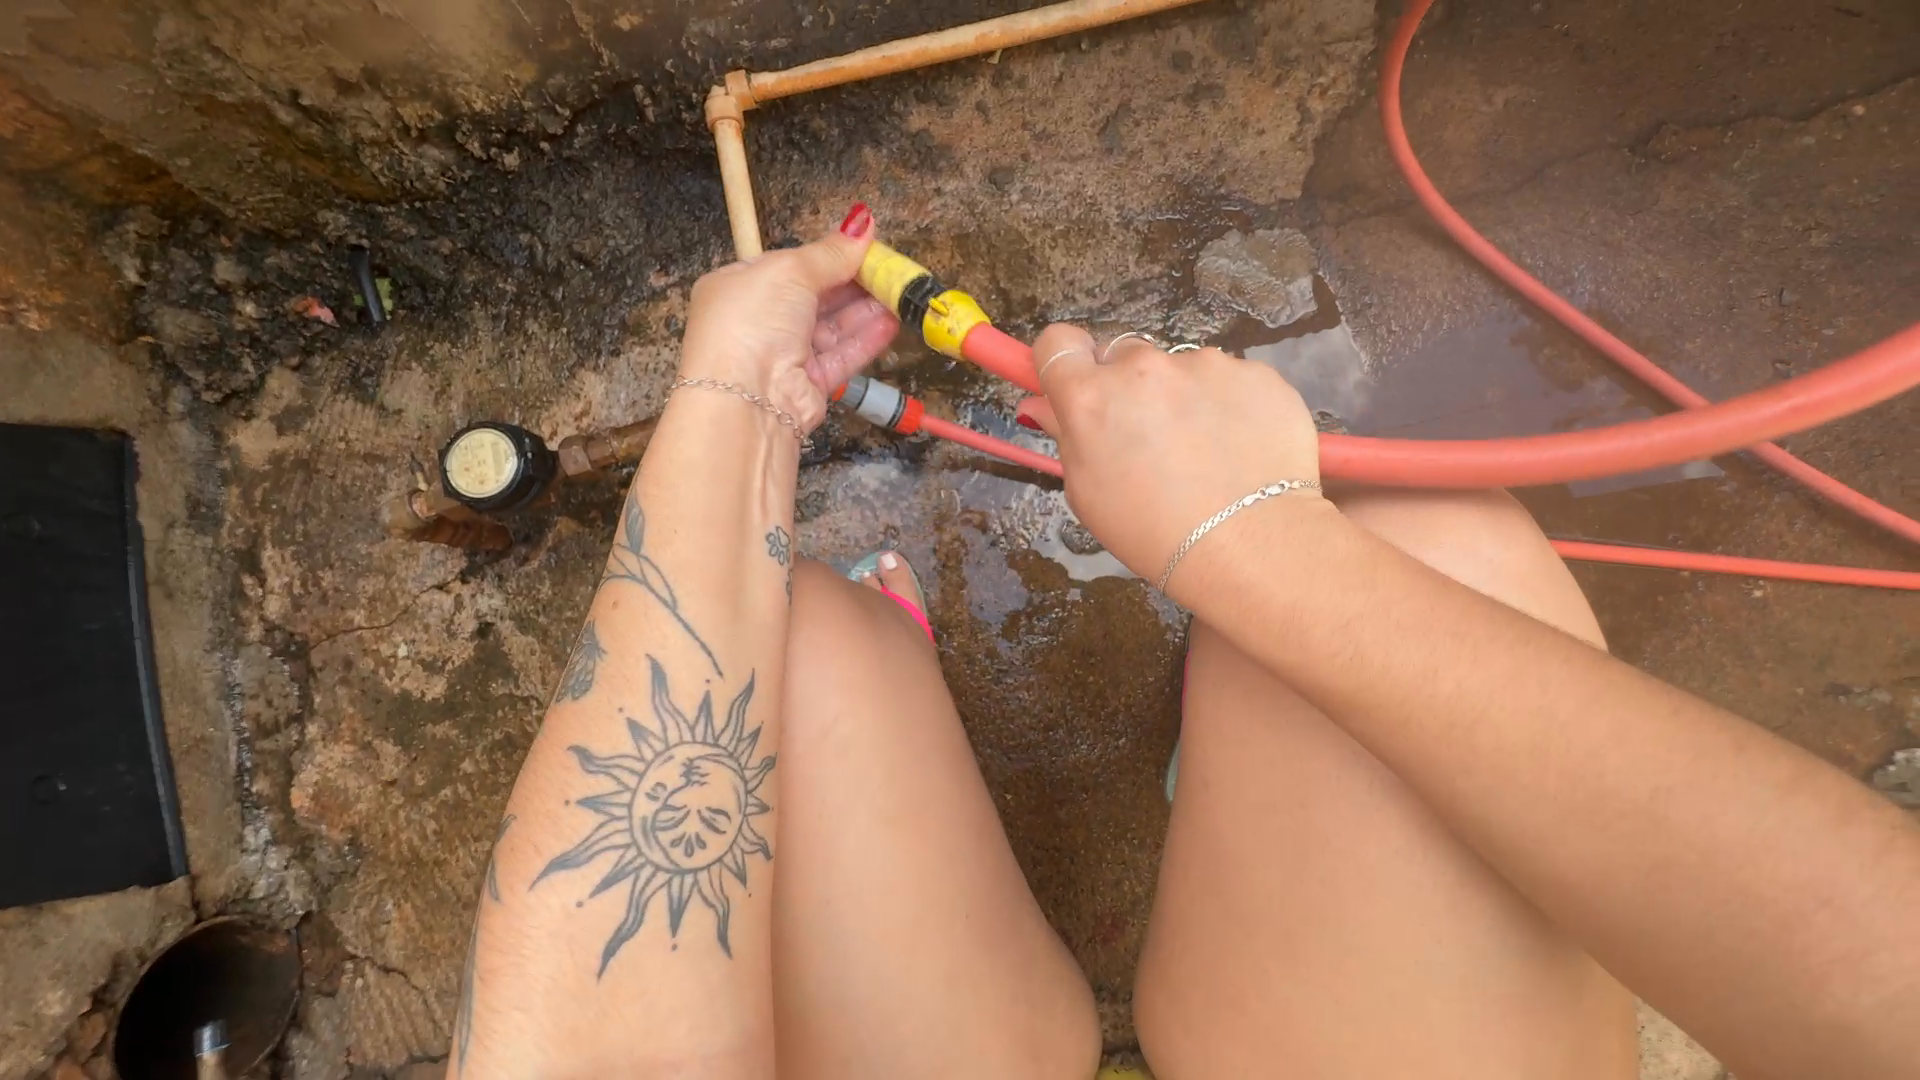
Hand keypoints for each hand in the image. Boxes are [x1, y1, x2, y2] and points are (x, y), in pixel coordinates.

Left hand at [679, 206, 898, 430]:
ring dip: (865, 311)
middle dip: (853, 284)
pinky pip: (840, 357)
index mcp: (740, 287)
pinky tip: (891, 324)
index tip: (866, 247)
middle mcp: (760, 322)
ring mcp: (783, 356)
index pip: (790, 267)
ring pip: (831, 328)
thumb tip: (863, 223)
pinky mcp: (807, 385)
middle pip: (815, 298)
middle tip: (891, 271)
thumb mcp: (789, 272)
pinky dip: (864, 340)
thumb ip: (830, 252)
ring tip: (899, 295)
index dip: (828, 256)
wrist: (745, 399)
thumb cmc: (752, 322)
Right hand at [1024, 325, 1328, 595]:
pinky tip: (1236, 449)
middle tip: (1145, 438)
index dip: (1064, 362)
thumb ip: (1065, 435)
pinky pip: (1227, 380)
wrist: (1250, 544)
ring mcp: (1204, 364)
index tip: (1074, 386)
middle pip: (1121, 356)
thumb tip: (1040, 404)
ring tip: (1202, 453)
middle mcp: (1143, 367)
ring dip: (1179, 396)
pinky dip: (1226, 406)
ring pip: (1178, 369)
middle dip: (1126, 386)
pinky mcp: (1254, 373)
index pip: (1057, 343)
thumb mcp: (1088, 493)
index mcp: (1091, 397)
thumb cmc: (1151, 531)